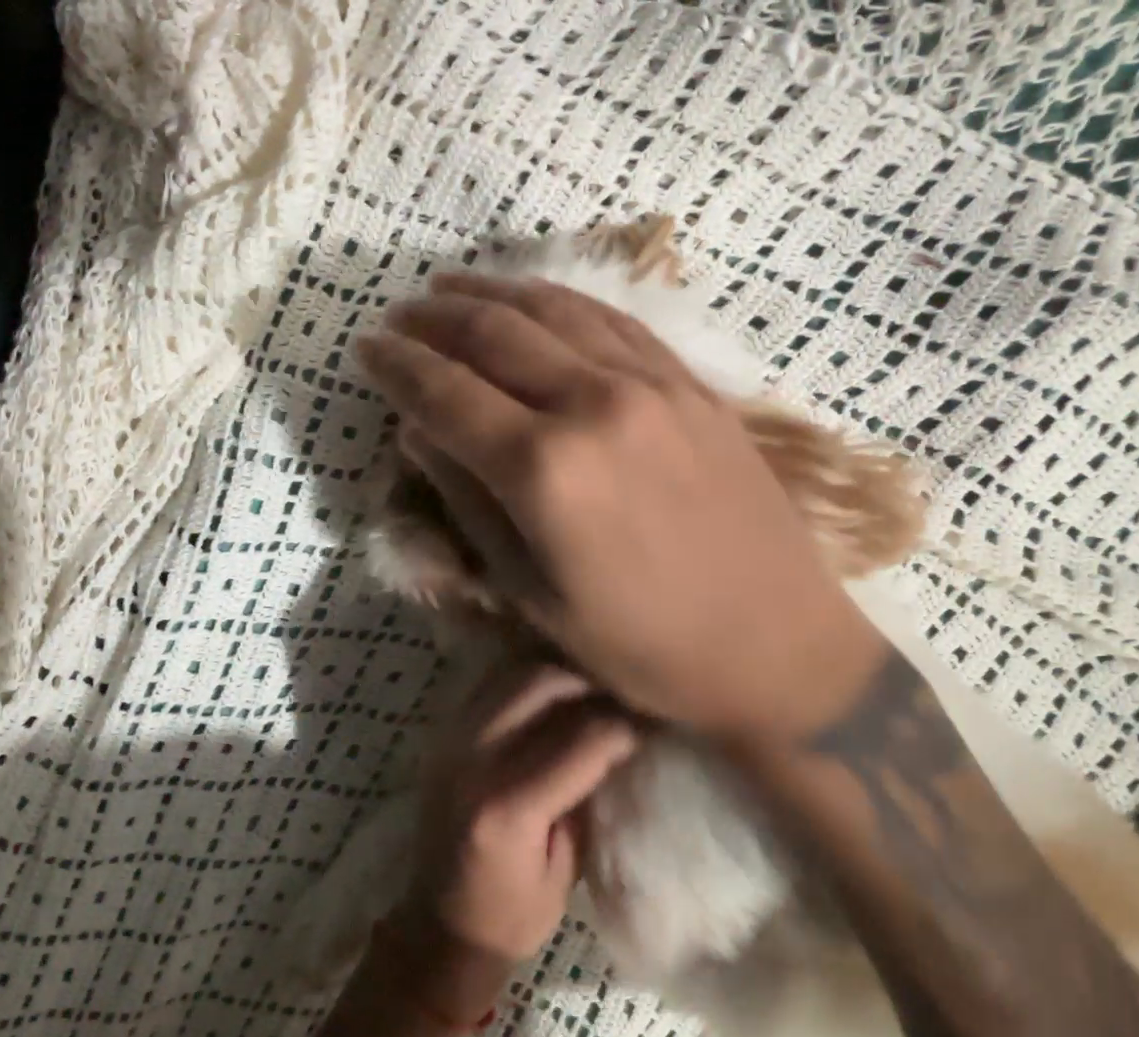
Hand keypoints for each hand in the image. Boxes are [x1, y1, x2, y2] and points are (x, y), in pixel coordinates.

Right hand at [355, 273, 888, 739]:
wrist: (775, 647)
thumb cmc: (638, 644)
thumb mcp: (530, 594)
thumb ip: (466, 501)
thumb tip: (417, 432)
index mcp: (545, 469)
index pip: (446, 394)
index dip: (396, 366)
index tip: (363, 348)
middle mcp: (594, 405)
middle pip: (494, 334)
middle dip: (434, 318)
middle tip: (396, 316)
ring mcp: (651, 385)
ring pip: (552, 311)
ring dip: (490, 293)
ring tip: (447, 288)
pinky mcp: (690, 385)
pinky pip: (612, 321)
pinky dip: (559, 301)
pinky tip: (534, 299)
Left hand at [395, 660, 636, 969]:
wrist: (439, 923)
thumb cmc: (511, 913)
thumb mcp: (565, 868)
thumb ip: (584, 799)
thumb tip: (617, 743)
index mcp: (508, 808)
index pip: (582, 740)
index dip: (626, 725)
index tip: (654, 721)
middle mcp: (472, 762)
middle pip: (541, 685)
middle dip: (591, 684)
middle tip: (622, 696)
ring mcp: (448, 742)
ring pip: (509, 676)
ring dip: (555, 675)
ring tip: (590, 689)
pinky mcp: (439, 738)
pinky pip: (485, 688)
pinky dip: (521, 682)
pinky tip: (549, 696)